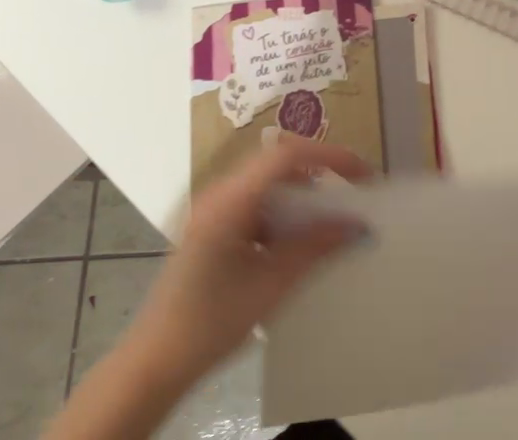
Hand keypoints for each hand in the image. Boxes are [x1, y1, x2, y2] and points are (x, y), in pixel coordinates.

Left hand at [127, 137, 370, 384]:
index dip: (330, 157)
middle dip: (320, 176)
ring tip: (332, 223)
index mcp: (230, 200)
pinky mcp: (213, 229)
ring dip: (303, 199)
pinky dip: (284, 216)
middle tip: (353, 198)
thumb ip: (316, 247)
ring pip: (269, 186)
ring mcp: (213, 211)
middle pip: (279, 165)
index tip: (363, 177)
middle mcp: (220, 195)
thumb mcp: (272, 284)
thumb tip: (358, 225)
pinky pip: (257, 206)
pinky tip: (301, 244)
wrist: (153, 363)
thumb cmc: (210, 322)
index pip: (287, 155)